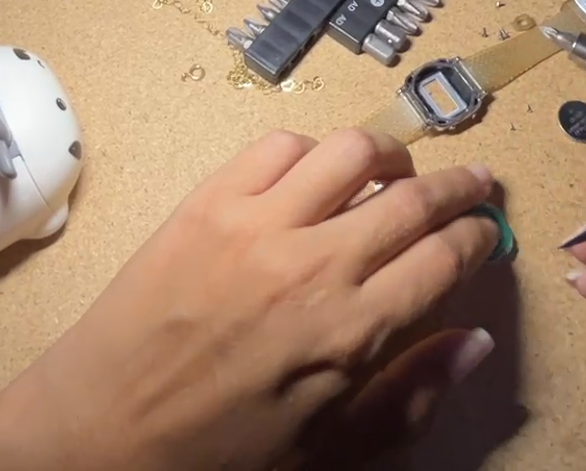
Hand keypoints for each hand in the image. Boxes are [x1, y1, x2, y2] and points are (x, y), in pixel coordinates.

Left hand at [0, 129, 500, 470]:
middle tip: (475, 181)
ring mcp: (258, 221)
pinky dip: (311, 148)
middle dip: (458, 185)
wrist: (99, 429)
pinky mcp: (210, 198)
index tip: (486, 228)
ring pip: (350, 150)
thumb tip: (475, 339)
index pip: (441, 259)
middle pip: (411, 197)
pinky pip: (278, 145)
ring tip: (396, 166)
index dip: (475, 236)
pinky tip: (315, 171)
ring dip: (388, 151)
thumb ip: (408, 395)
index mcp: (349, 333)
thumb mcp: (327, 450)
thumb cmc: (218, 452)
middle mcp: (313, 263)